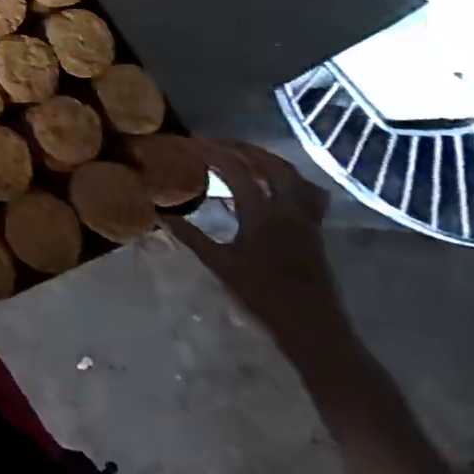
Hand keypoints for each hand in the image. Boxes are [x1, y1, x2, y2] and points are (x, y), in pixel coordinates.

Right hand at [165, 140, 336, 346]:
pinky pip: (306, 194)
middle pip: (271, 166)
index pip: (238, 172)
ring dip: (267, 160)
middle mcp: (289, 212)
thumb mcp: (219, 265)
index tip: (192, 144)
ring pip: (294, 177)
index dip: (214, 153)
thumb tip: (159, 214)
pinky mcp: (314, 231)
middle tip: (214, 144)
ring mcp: (307, 221)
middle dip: (242, 149)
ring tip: (241, 155)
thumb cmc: (261, 297)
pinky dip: (288, 180)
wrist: (313, 330)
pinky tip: (272, 185)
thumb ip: (191, 236)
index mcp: (263, 217)